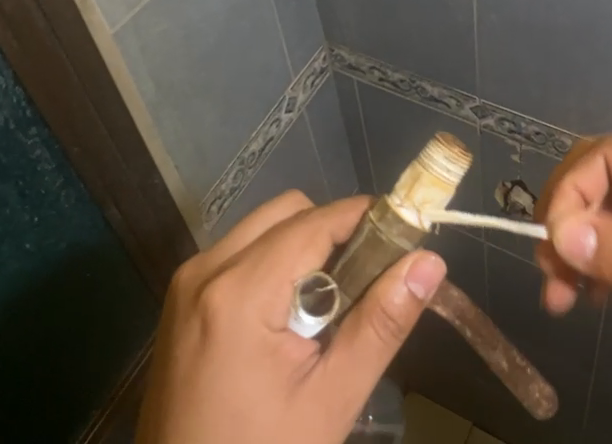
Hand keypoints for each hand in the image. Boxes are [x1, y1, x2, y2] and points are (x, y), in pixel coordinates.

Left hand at [138, 192, 448, 443]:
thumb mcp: (330, 399)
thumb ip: (381, 323)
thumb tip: (430, 262)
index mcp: (239, 291)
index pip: (318, 221)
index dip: (368, 220)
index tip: (407, 240)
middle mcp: (206, 270)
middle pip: (290, 212)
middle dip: (335, 235)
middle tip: (366, 287)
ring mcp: (187, 283)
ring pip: (264, 227)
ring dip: (305, 249)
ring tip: (329, 311)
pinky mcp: (181, 300)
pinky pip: (241, 252)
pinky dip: (275, 264)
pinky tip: (291, 320)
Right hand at [534, 134, 611, 392]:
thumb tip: (562, 232)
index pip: (608, 155)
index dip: (569, 193)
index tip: (551, 248)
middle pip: (603, 173)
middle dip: (568, 217)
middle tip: (550, 275)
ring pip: (610, 202)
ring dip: (580, 241)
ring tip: (563, 295)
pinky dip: (604, 255)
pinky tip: (593, 294)